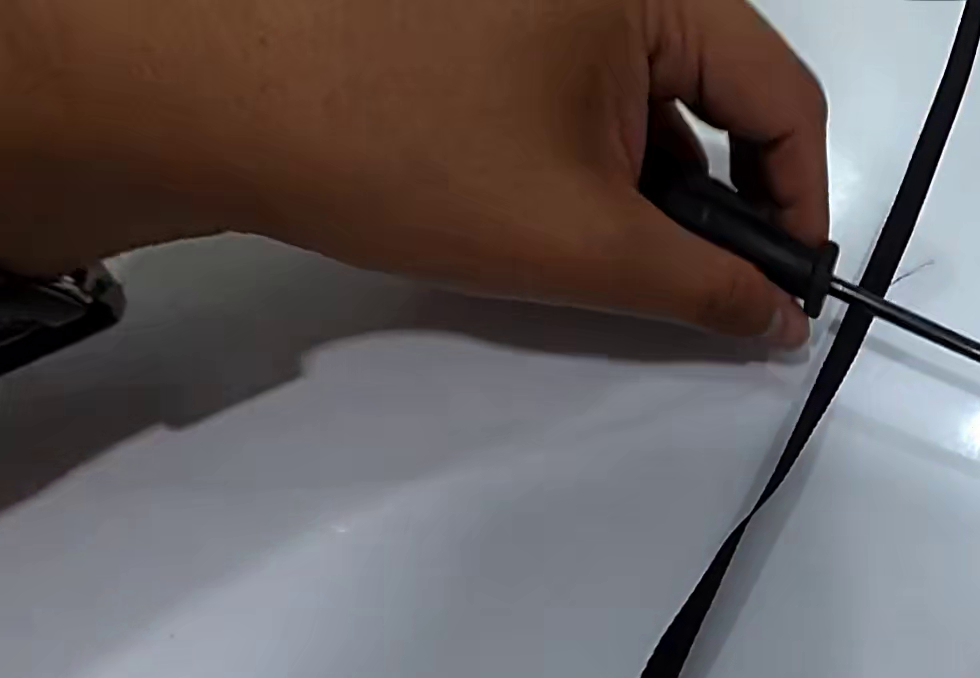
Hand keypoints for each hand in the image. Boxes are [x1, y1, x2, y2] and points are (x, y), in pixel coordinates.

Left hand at [0, 0, 825, 345]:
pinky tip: (594, 205)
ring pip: (674, 96)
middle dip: (743, 201)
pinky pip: (611, 84)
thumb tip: (787, 325)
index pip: (786, 101)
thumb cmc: (400, 153)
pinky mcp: (508, 5)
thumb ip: (714, 291)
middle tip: (726, 278)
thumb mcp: (591, 244)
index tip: (791, 281)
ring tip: (647, 252)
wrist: (154, 76)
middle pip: (735, 94)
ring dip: (683, 188)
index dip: (804, 203)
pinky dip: (627, 159)